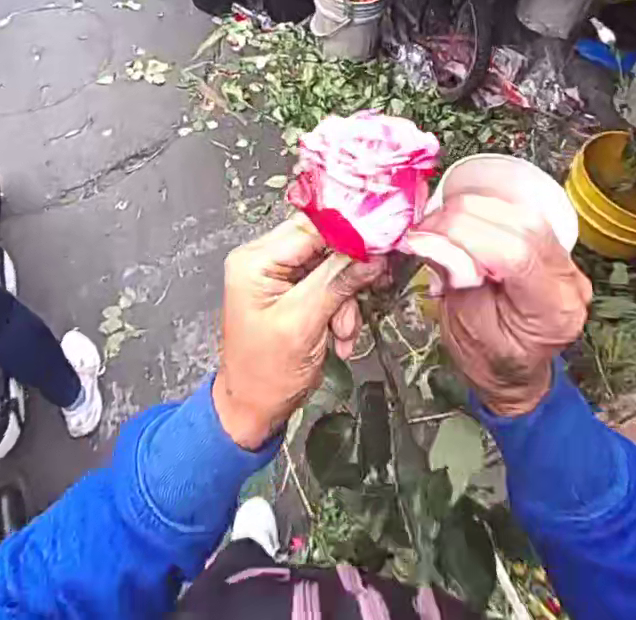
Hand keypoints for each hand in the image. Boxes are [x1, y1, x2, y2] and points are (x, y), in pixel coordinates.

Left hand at [213, 215, 384, 448]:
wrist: (253, 409)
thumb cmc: (263, 374)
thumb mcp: (303, 323)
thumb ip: (338, 281)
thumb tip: (372, 253)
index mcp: (256, 259)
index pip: (312, 226)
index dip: (350, 231)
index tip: (381, 241)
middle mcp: (265, 258)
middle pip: (325, 242)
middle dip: (349, 272)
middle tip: (371, 285)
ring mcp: (281, 274)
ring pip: (334, 264)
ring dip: (347, 297)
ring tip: (344, 329)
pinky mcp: (295, 288)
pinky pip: (332, 282)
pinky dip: (342, 307)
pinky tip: (339, 333)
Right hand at [404, 194, 590, 417]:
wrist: (515, 375)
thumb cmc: (490, 363)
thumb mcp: (465, 328)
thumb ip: (456, 279)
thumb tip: (436, 237)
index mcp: (552, 310)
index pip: (517, 254)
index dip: (467, 233)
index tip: (428, 232)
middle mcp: (570, 281)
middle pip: (523, 226)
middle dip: (468, 215)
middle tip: (428, 224)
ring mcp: (567, 263)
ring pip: (524, 214)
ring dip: (477, 208)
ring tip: (442, 220)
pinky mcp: (555, 250)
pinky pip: (523, 217)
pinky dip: (490, 210)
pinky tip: (465, 216)